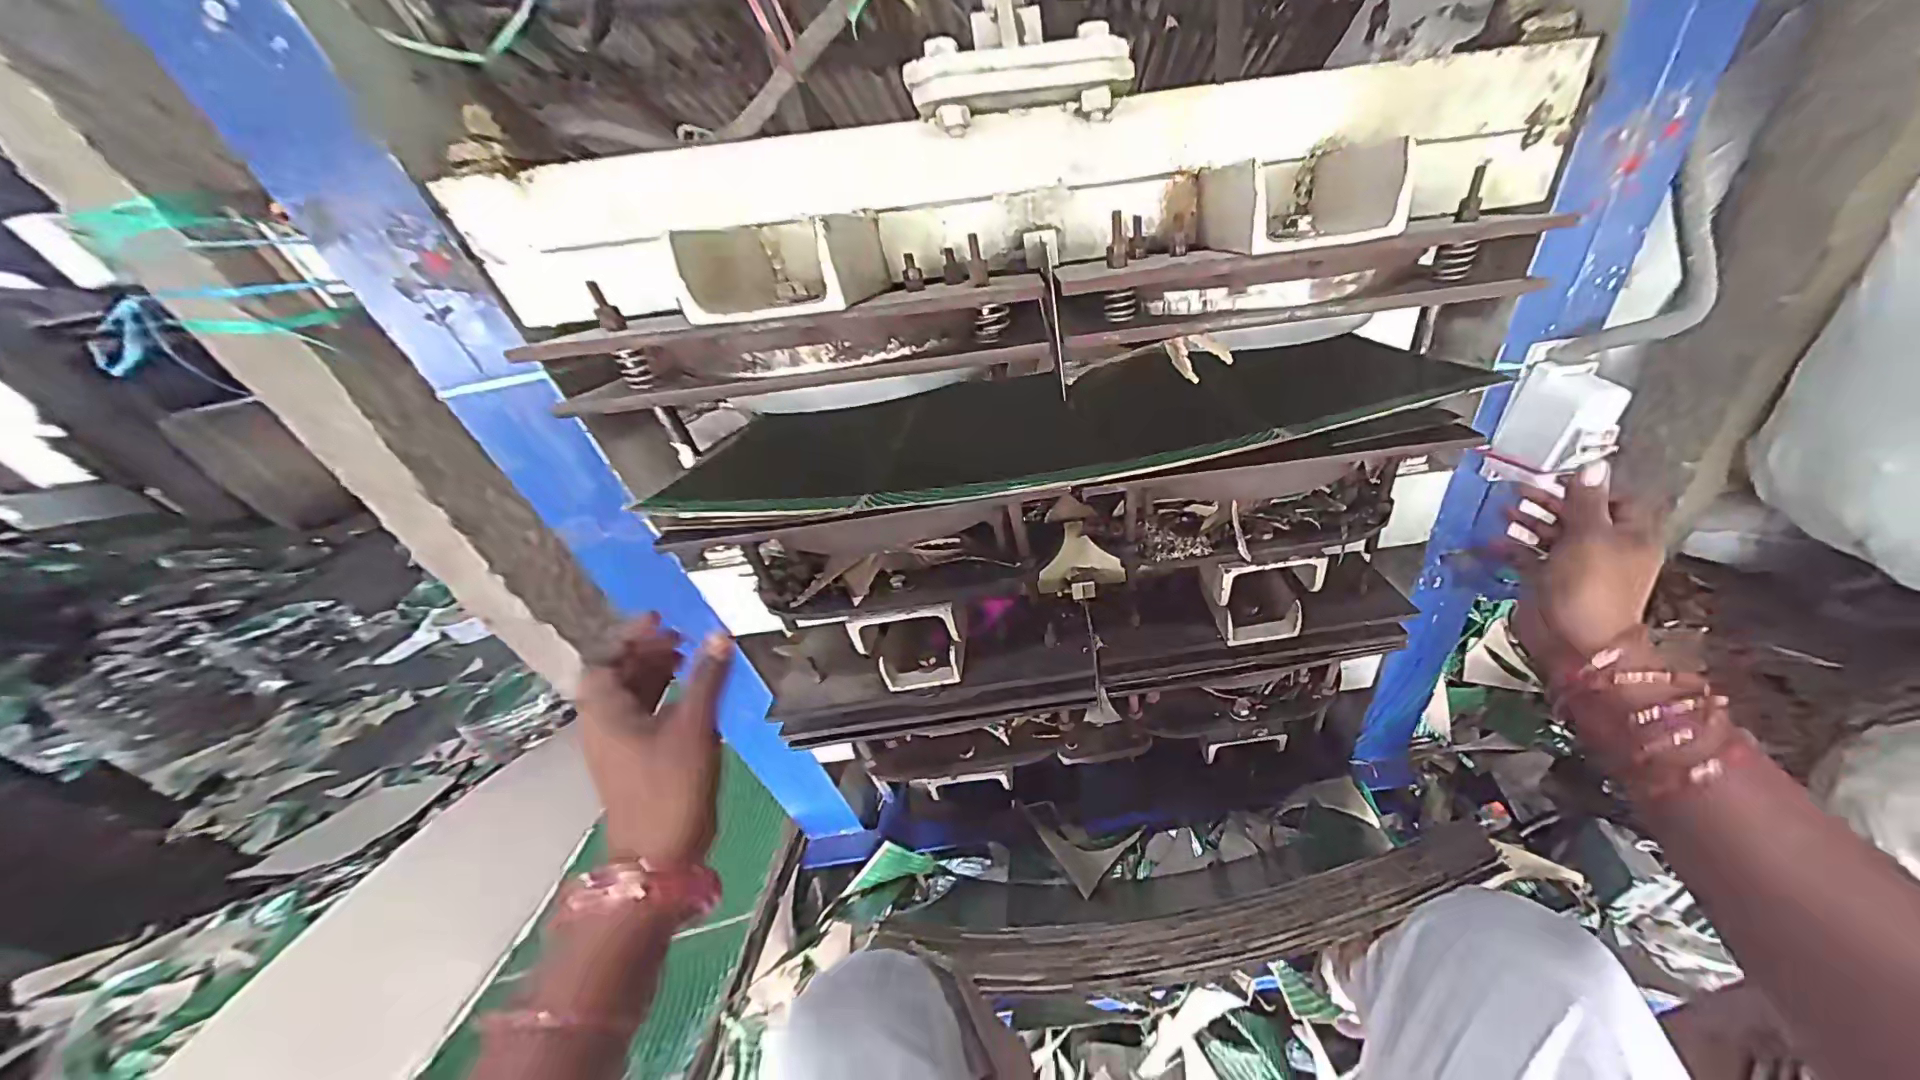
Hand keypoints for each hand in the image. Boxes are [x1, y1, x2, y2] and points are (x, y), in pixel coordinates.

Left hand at [575, 615, 732, 866]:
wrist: (661, 854)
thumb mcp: (693, 726)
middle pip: (618, 675)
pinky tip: (695, 692)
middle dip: (648, 651)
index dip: (630, 635)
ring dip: (659, 672)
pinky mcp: (638, 758)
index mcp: (605, 712)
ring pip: (634, 694)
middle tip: (682, 635)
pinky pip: (647, 713)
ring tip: (691, 656)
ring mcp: (619, 744)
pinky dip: (667, 695)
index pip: (605, 659)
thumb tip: (718, 636)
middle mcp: (604, 724)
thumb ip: (706, 678)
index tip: (660, 619)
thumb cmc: (670, 787)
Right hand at [1503, 460, 1664, 674]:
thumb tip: (1594, 465)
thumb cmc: (1590, 585)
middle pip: (1580, 516)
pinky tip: (1496, 538)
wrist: (1573, 638)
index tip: (1561, 479)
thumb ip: (1587, 500)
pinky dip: (1514, 546)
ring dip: (1529, 522)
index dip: (1592, 488)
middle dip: (1552, 502)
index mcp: (1630, 536)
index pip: (1619, 501)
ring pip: (1552, 535)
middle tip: (1523, 490)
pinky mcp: (1547, 579)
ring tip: (1506, 510)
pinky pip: (1530, 556)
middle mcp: (1605, 548)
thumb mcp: (1591, 536)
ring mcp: (1575, 565)